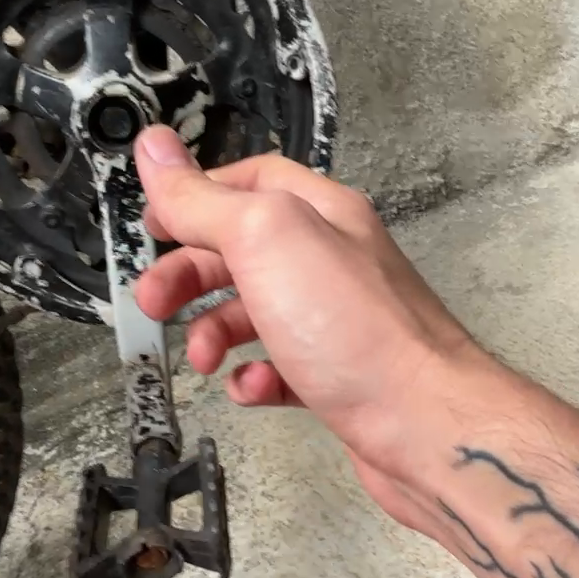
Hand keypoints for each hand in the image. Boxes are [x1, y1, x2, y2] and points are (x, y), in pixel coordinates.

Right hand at [131, 125, 507, 528]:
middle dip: (191, 274)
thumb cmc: (361, 333)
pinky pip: (280, 369)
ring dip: (216, 332)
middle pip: (243, 251)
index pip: (251, 182)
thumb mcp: (267, 241)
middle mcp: (332, 264)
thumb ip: (206, 200)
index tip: (155, 221)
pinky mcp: (337, 376)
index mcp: (321, 215)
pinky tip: (253, 388)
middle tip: (155, 300)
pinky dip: (254, 378)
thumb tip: (156, 151)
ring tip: (203, 357)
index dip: (197, 196)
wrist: (423, 426)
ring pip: (258, 314)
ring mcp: (336, 322)